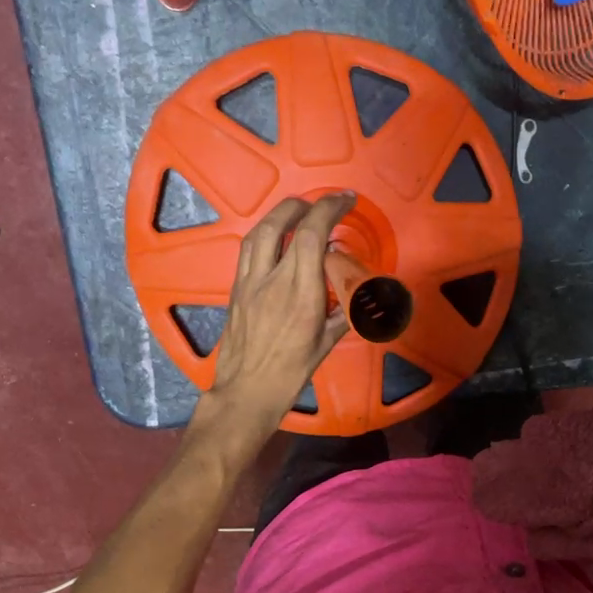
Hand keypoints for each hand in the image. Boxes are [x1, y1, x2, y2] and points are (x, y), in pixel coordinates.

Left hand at [199, 194, 353, 441]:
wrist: (247, 392)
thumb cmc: (291, 373)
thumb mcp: (326, 344)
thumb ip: (342, 312)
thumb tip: (357, 294)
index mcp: (301, 294)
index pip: (312, 235)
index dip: (328, 209)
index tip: (345, 200)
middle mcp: (272, 280)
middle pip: (283, 223)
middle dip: (305, 204)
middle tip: (322, 204)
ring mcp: (249, 282)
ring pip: (260, 231)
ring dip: (280, 213)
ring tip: (297, 211)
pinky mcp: (235, 289)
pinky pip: (248, 250)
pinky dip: (264, 234)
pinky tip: (275, 237)